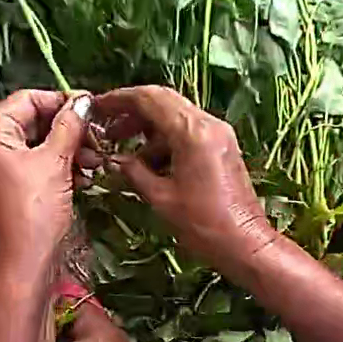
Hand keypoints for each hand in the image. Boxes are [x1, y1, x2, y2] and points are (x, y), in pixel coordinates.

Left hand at [0, 90, 91, 279]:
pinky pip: (47, 165)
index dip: (61, 100)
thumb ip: (69, 128)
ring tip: (96, 160)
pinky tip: (87, 176)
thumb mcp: (55, 163)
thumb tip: (83, 103)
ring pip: (46, 144)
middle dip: (70, 129)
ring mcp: (9, 168)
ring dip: (73, 149)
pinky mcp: (23, 185)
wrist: (29, 259)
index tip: (90, 105)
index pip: (28, 100)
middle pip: (38, 121)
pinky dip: (67, 166)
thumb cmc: (32, 213)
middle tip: (97, 136)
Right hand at [92, 86, 278, 272]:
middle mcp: (209, 124)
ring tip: (125, 151)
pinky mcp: (223, 148)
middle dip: (133, 113)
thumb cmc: (203, 224)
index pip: (149, 98)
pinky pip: (190, 132)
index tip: (98, 107)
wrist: (245, 243)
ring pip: (177, 117)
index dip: (119, 100)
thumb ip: (134, 172)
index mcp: (192, 131)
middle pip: (163, 102)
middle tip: (109, 129)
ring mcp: (219, 135)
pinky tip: (150, 162)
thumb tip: (116, 160)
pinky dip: (167, 140)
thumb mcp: (161, 197)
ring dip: (149, 129)